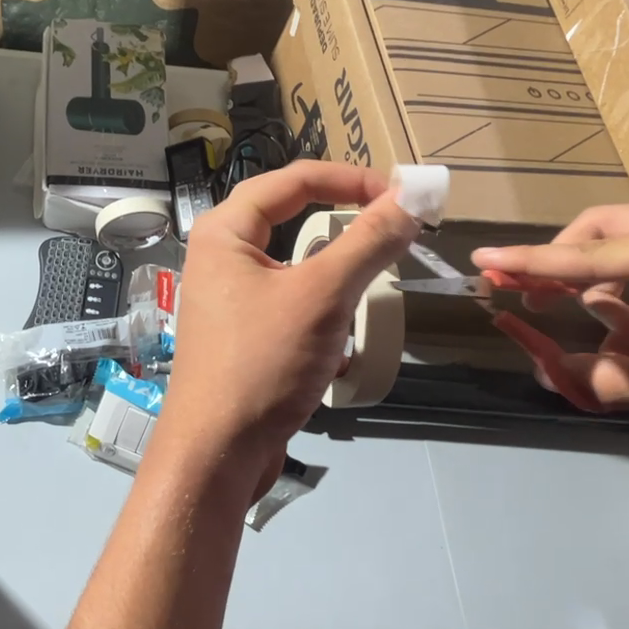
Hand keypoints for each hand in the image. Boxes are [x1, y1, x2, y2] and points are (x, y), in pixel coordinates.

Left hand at [151, 161, 421, 498]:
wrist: (217, 450)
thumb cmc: (262, 362)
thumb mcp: (322, 296)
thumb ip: (368, 242)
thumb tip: (411, 197)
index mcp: (224, 230)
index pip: (294, 179)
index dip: (352, 178)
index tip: (403, 195)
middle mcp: (219, 255)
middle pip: (289, 215)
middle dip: (344, 219)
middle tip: (393, 224)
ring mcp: (227, 296)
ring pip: (292, 263)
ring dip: (333, 271)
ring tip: (372, 278)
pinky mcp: (240, 332)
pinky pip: (288, 302)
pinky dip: (321, 311)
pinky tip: (341, 342)